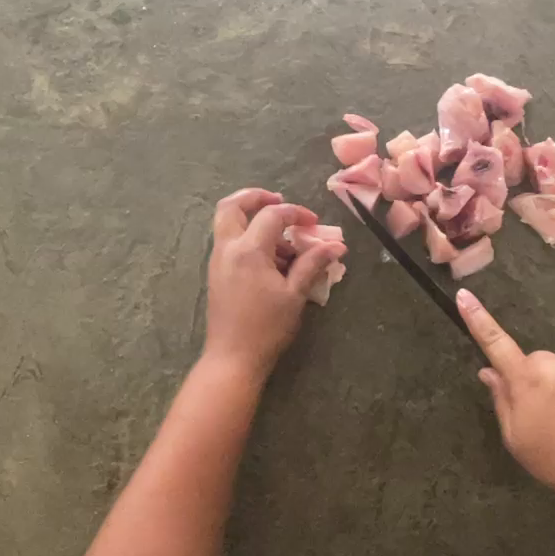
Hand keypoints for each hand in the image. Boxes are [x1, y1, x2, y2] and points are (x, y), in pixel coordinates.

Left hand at [203, 188, 344, 375]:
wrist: (233, 358)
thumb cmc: (267, 328)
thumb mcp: (295, 294)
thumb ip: (312, 264)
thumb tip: (336, 245)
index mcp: (248, 250)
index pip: (272, 215)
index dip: (296, 213)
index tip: (314, 225)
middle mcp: (227, 248)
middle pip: (233, 205)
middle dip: (256, 197)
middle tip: (280, 202)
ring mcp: (218, 261)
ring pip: (229, 223)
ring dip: (254, 221)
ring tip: (284, 243)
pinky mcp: (217, 274)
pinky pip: (231, 243)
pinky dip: (249, 239)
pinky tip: (272, 261)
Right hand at [457, 288, 554, 507]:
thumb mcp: (517, 438)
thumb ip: (501, 401)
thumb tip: (489, 372)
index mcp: (525, 379)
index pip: (495, 342)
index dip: (477, 318)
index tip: (464, 295)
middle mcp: (553, 365)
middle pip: (532, 363)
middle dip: (531, 381)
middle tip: (539, 419)